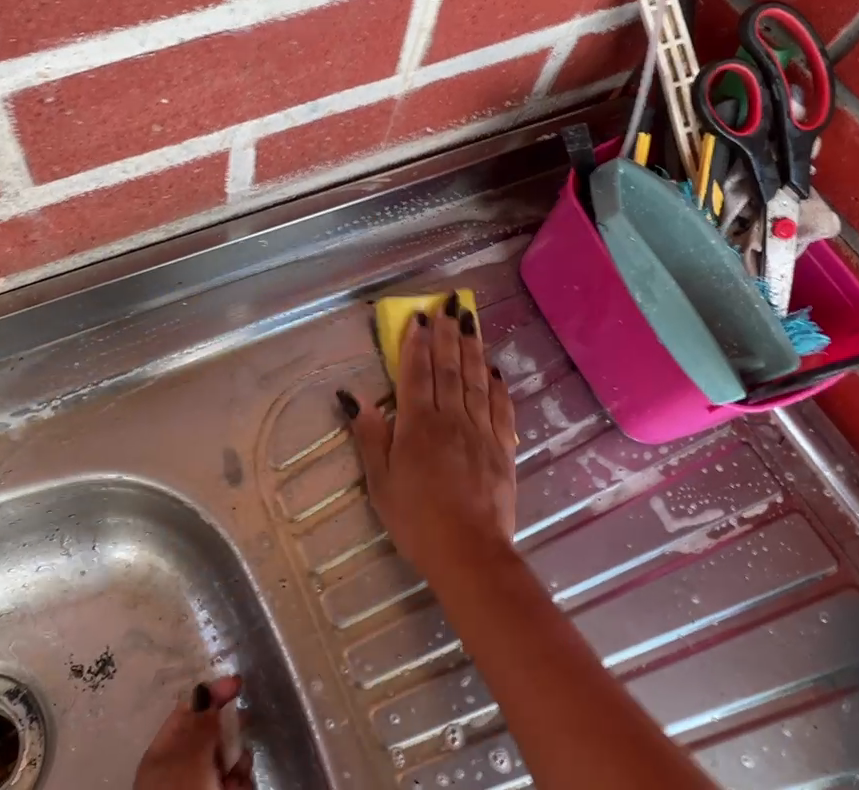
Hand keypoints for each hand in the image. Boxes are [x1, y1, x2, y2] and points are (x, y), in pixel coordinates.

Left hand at [134, 676, 250, 789]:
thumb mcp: (188, 759)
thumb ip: (201, 725)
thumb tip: (206, 690)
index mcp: (163, 754)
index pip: (187, 713)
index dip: (210, 695)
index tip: (237, 683)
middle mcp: (181, 771)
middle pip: (211, 737)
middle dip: (228, 732)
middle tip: (244, 725)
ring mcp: (201, 789)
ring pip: (227, 762)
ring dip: (237, 761)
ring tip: (236, 775)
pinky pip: (237, 784)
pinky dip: (242, 783)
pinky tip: (240, 787)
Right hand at [341, 298, 517, 585]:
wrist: (469, 552)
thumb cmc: (416, 520)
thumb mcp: (381, 482)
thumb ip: (371, 437)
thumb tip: (355, 398)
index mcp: (418, 426)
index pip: (417, 374)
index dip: (416, 344)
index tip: (419, 318)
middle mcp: (451, 419)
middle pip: (449, 369)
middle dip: (447, 336)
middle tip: (448, 307)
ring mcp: (481, 432)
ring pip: (476, 381)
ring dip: (472, 350)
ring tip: (470, 324)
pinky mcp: (503, 449)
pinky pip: (501, 408)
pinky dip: (498, 385)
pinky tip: (494, 370)